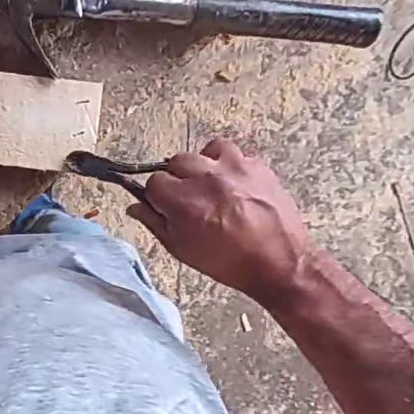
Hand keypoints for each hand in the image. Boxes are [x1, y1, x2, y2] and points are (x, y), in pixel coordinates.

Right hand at [128, 139, 317, 305]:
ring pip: (203, 152)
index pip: (153, 182)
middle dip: (176, 179)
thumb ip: (154, 223)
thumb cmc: (228, 261)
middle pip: (176, 162)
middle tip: (185, 198)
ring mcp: (233, 169)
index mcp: (183, 202)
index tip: (162, 206)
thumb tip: (135, 207)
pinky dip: (225, 162)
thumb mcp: (181, 249)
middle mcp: (206, 179)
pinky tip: (228, 181)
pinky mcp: (256, 166)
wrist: (278, 262)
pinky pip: (232, 152)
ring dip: (200, 166)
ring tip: (207, 184)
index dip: (156, 196)